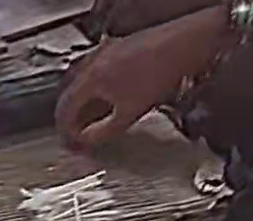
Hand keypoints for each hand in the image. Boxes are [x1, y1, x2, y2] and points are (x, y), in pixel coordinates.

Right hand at [55, 7, 228, 151]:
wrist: (187, 44)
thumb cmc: (162, 71)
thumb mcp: (126, 116)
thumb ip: (100, 133)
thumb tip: (86, 141)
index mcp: (91, 79)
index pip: (64, 110)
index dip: (65, 131)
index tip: (70, 143)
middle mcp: (95, 61)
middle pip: (68, 96)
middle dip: (68, 119)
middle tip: (73, 135)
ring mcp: (106, 51)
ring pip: (79, 83)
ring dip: (79, 104)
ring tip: (85, 120)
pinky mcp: (119, 47)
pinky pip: (94, 72)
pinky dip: (91, 91)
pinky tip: (101, 101)